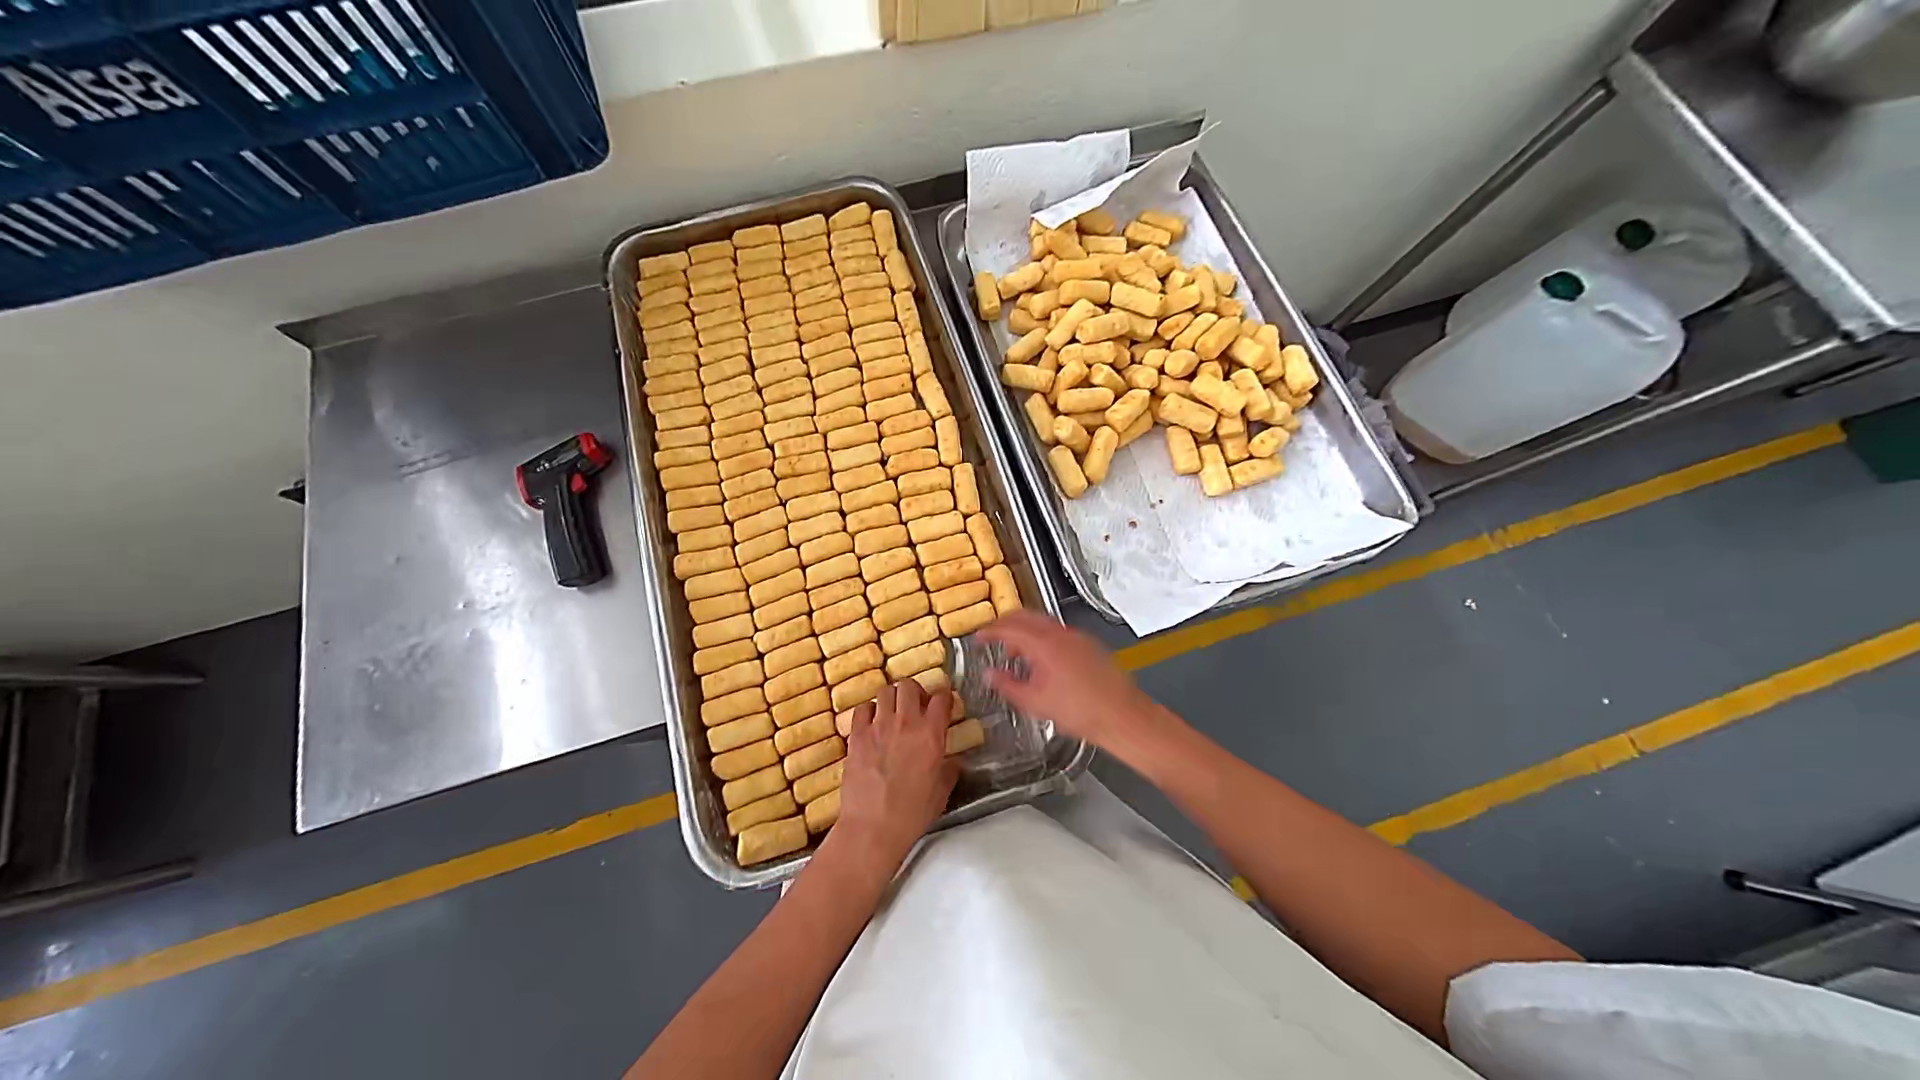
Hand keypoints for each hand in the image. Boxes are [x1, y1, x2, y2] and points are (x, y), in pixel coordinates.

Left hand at [835, 680, 958, 870]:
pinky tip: (872, 723)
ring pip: (886, 691)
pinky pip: (862, 709)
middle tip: (917, 706)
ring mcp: (878, 727)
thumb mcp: (942, 792)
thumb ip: (949, 770)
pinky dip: (869, 711)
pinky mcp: (857, 736)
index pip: (941, 698)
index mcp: (931, 734)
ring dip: (893, 699)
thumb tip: (953, 762)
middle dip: (916, 692)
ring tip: (894, 713)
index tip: (944, 703)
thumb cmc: (912, 814)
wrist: (873, 827)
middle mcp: (905, 723)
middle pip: (910, 686)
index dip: (945, 697)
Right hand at [978, 611, 1165, 752]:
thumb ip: (1007, 685)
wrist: (1122, 716)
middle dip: (1006, 623)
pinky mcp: (1090, 645)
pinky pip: (1058, 632)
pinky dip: (1042, 637)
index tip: (979, 636)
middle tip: (993, 635)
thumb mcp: (1034, 702)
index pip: (1008, 627)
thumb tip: (990, 675)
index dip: (989, 630)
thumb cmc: (1081, 711)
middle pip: (1025, 616)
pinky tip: (1041, 659)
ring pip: (1043, 622)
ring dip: (1025, 630)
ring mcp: (1078, 637)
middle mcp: (1061, 633)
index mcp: (1043, 643)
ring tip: (1015, 650)